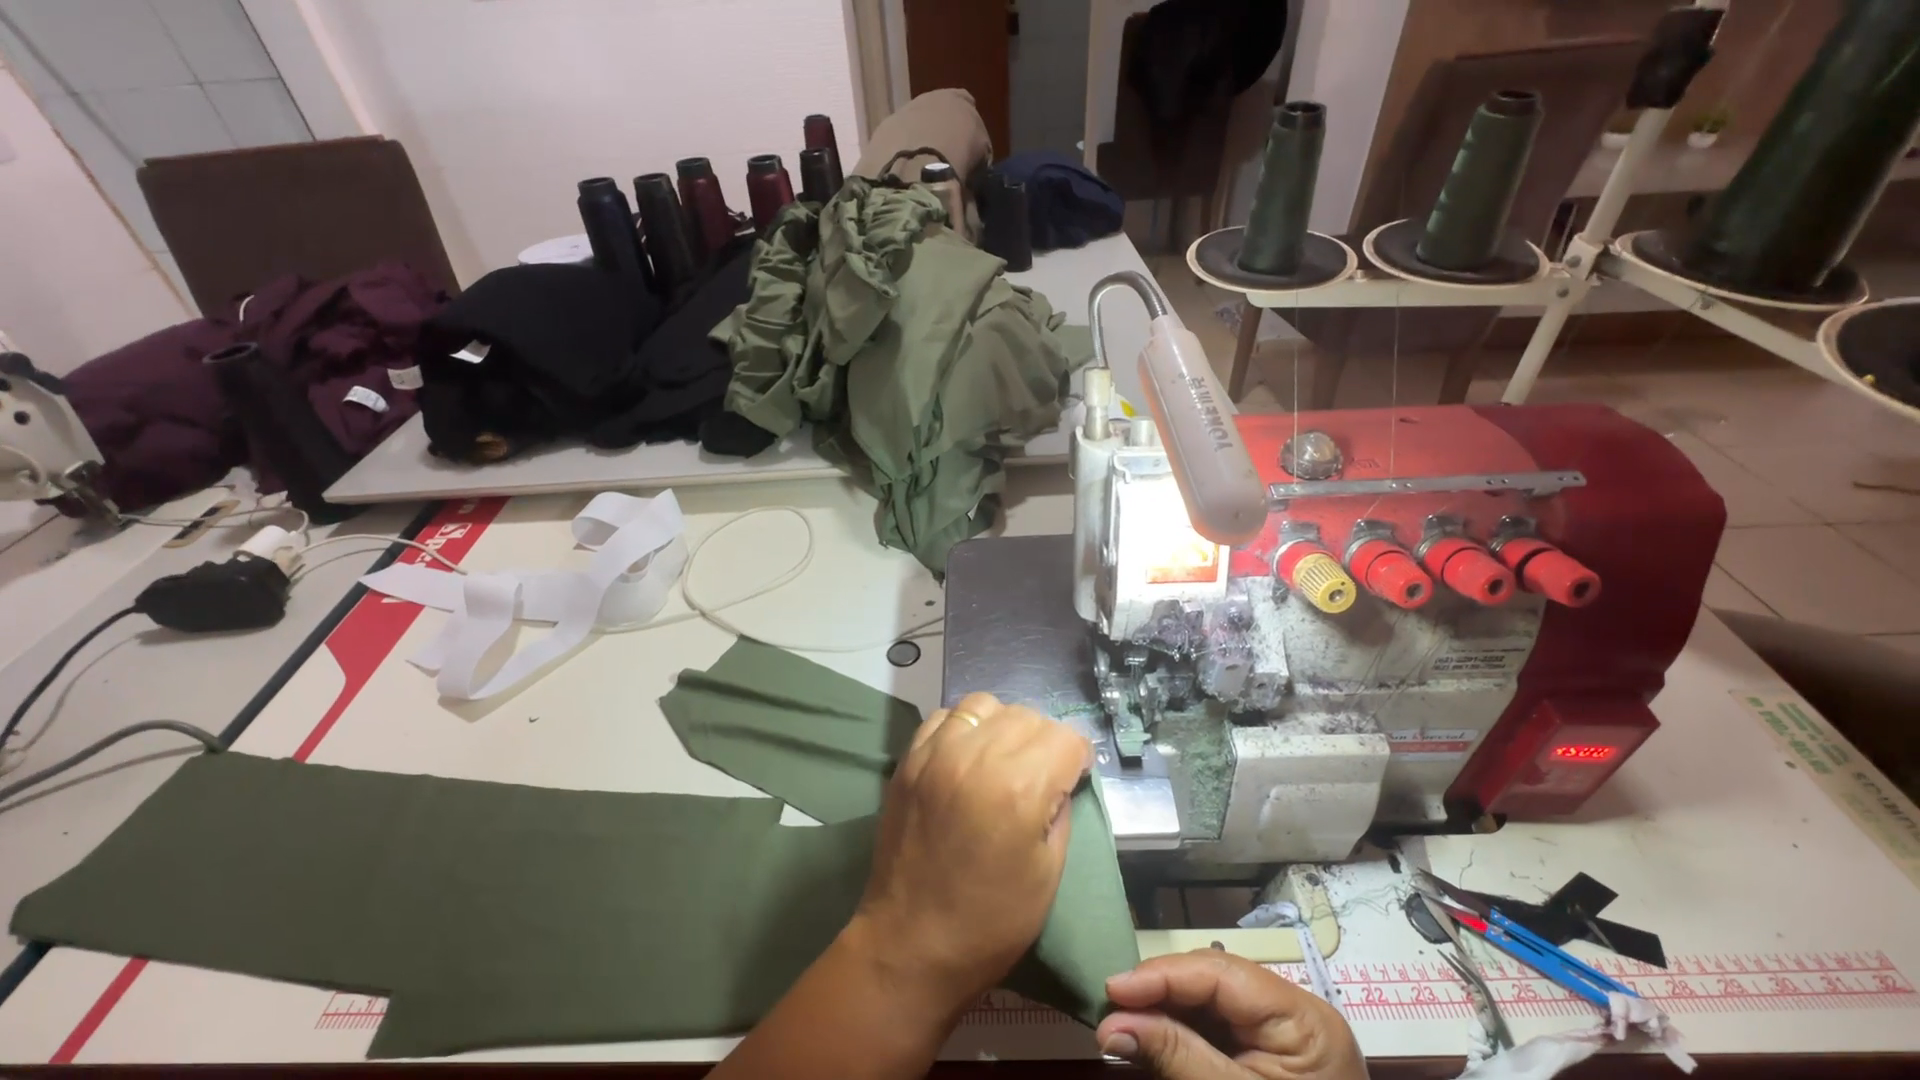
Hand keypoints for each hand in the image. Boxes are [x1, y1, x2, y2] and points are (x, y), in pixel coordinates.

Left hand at [847, 692, 1091, 1014]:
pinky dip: (964, 728)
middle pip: (1028, 716)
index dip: (1077, 760)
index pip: (1067, 738)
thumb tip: (1061, 777)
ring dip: (1003, 726)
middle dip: (1045, 742)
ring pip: (985, 705)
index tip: (1072, 781)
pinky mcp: (908, 761)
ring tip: (1002, 761)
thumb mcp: (1049, 872)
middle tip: (1040, 777)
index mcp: (1019, 788)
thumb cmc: (990, 922)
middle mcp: (976, 757)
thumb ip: (1060, 809)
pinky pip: (944, 718)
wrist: (910, 945)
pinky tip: (967, 759)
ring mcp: (935, 754)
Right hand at [1096, 951, 1366, 1079]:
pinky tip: (1151, 1034)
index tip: (1111, 988)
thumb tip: (1110, 1024)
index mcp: (1303, 1018)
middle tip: (1111, 1010)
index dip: (1162, 974)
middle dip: (1159, 990)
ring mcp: (1283, 1031)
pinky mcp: (1268, 1050)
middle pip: (1213, 978)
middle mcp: (1296, 1010)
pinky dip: (1181, 1029)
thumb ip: (1175, 1057)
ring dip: (1164, 1008)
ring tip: (1122, 1022)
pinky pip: (1217, 1024)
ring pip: (1209, 997)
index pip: (1221, 972)